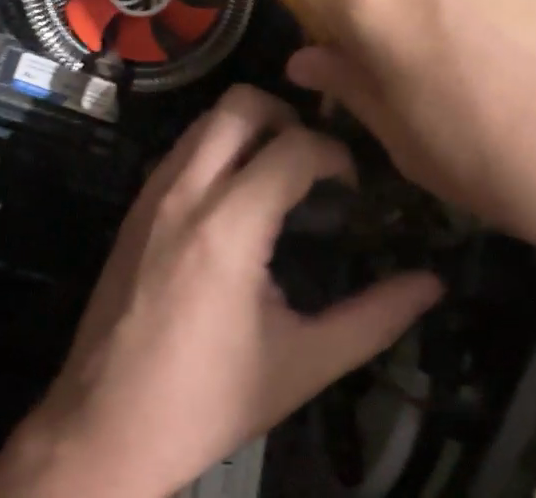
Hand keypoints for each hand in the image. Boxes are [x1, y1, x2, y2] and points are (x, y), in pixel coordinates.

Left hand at [0, 86, 442, 497]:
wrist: (104, 431)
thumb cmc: (208, 400)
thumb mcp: (303, 364)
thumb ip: (373, 318)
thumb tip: (431, 284)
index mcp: (229, 227)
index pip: (294, 147)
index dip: (335, 154)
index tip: (351, 187)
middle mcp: (185, 193)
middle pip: (241, 105)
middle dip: (287, 116)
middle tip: (313, 161)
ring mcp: (151, 197)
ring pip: (204, 121)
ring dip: (248, 129)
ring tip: (279, 174)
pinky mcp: (132, 211)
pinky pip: (181, 151)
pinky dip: (216, 150)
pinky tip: (235, 201)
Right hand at [286, 0, 535, 272]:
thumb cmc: (528, 165)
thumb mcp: (417, 148)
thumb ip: (354, 87)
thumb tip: (314, 55)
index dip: (312, 20)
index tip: (345, 67)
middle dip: (374, 16)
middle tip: (417, 86)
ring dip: (432, 8)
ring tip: (488, 79)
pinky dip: (484, 0)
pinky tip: (535, 58)